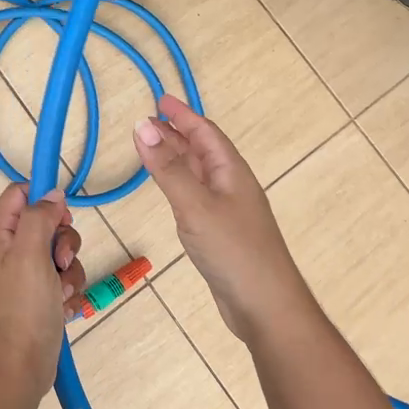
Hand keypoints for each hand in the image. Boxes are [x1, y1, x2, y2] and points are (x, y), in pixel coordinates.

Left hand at [0, 184, 87, 408]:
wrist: (20, 366)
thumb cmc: (22, 306)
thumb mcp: (29, 253)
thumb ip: (39, 217)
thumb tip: (52, 193)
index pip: (19, 193)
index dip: (43, 197)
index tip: (62, 215)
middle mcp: (10, 249)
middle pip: (46, 222)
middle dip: (63, 241)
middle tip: (59, 262)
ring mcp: (26, 274)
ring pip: (60, 253)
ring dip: (69, 272)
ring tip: (61, 294)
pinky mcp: (41, 296)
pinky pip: (64, 280)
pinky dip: (69, 293)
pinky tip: (64, 309)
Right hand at [133, 94, 313, 339]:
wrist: (266, 307)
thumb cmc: (234, 251)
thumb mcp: (195, 206)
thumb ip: (167, 168)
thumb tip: (142, 125)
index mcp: (231, 172)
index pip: (205, 133)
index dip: (183, 115)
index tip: (159, 100)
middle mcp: (231, 186)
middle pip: (201, 150)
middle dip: (175, 133)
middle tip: (145, 122)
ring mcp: (227, 210)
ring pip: (198, 173)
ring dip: (175, 157)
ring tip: (148, 148)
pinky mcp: (220, 232)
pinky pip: (195, 194)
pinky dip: (177, 182)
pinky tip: (167, 188)